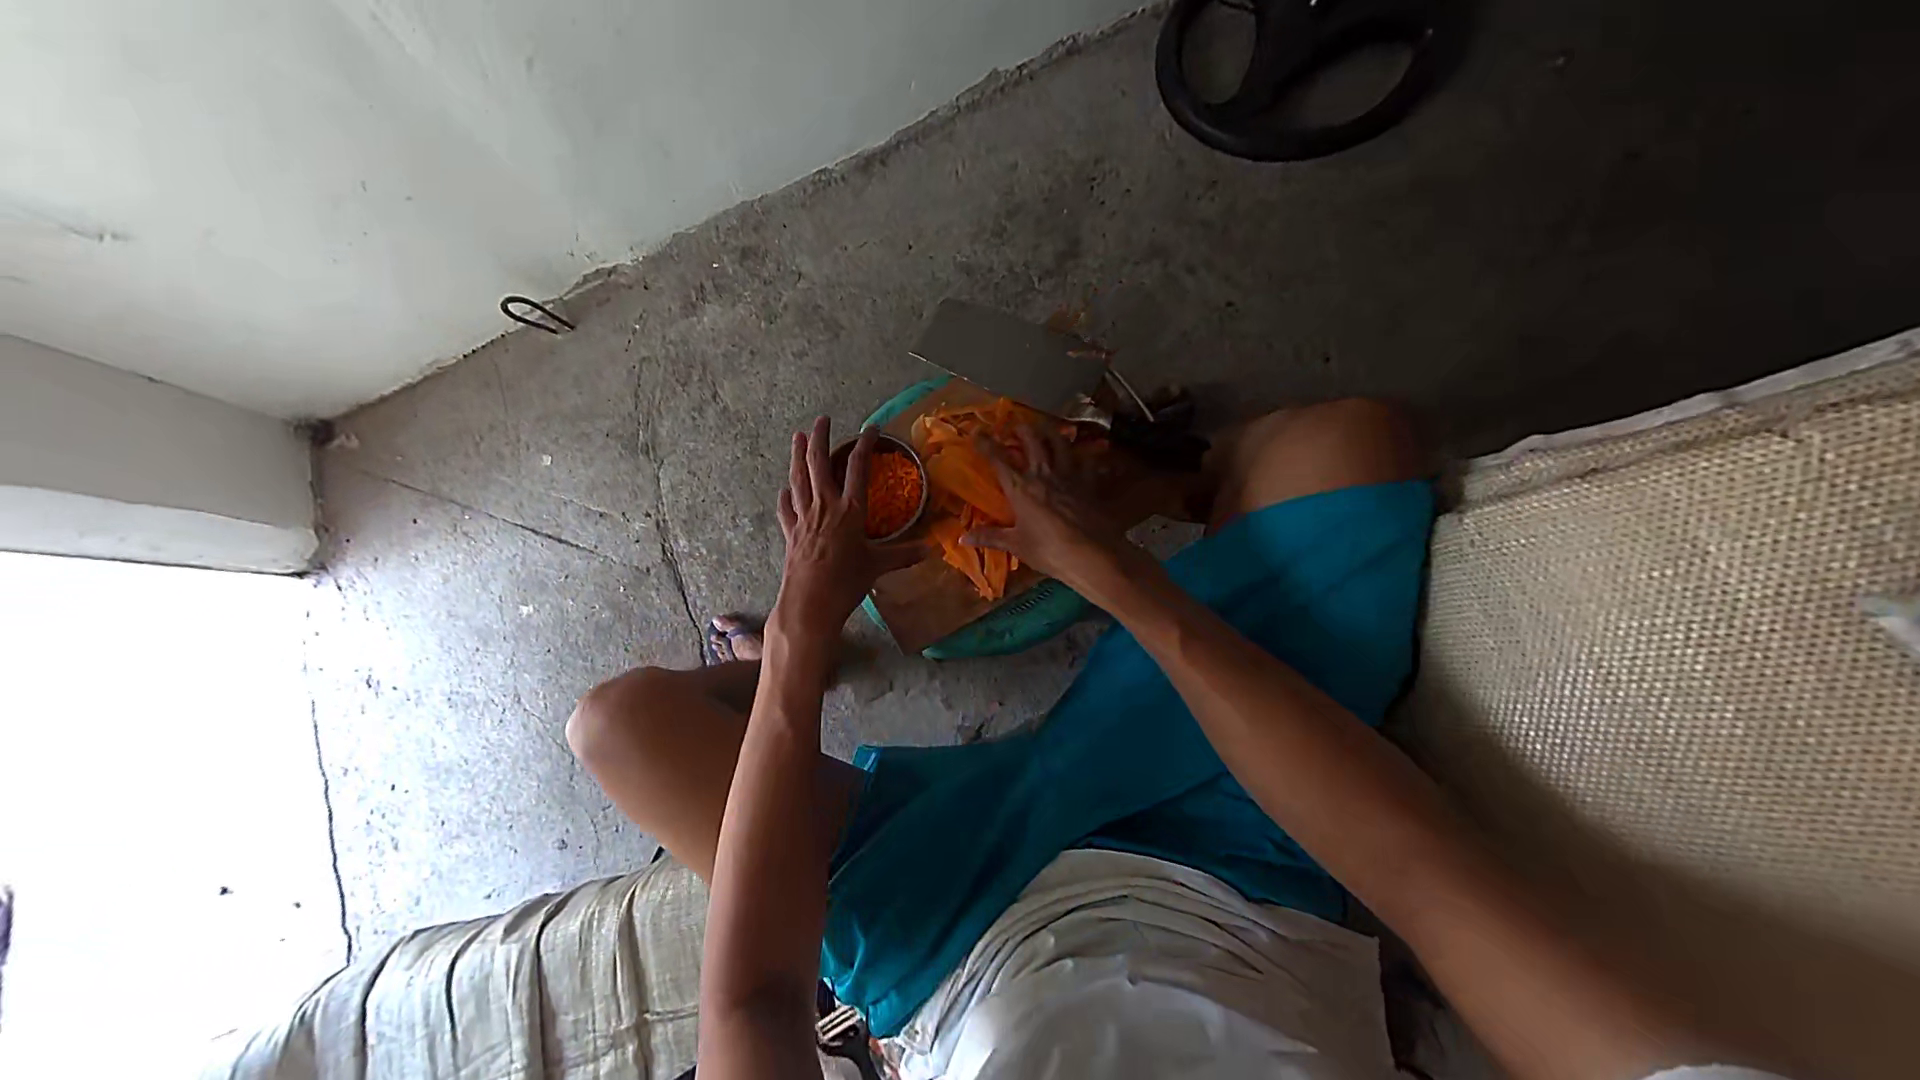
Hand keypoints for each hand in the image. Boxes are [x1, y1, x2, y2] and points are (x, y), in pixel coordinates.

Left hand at [769, 418, 923, 641]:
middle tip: (822, 419)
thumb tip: (932, 549)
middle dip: (820, 437)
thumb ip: (904, 555)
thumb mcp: (879, 567)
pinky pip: (786, 507)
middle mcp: (824, 507)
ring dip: (797, 455)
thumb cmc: (846, 583)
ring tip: (797, 437)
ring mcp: (803, 518)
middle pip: (818, 462)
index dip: (865, 444)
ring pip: (798, 478)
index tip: (872, 428)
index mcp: (850, 510)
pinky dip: (786, 495)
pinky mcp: (790, 533)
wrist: (809, 604)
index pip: (858, 468)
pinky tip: (785, 489)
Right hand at [960, 424, 1150, 598]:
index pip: (999, 459)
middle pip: (1032, 442)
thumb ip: (991, 537)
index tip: (977, 431)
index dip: (986, 443)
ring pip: (1060, 444)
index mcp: (1020, 488)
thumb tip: (963, 538)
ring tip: (1048, 428)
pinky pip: (1089, 462)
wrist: (1092, 555)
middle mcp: (1043, 474)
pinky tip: (1091, 450)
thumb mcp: (1016, 545)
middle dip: (1022, 430)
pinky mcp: (1090, 484)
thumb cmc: (1048, 551)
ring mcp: (1069, 476)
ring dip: (1052, 433)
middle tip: (1016, 425)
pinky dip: (1089, 454)